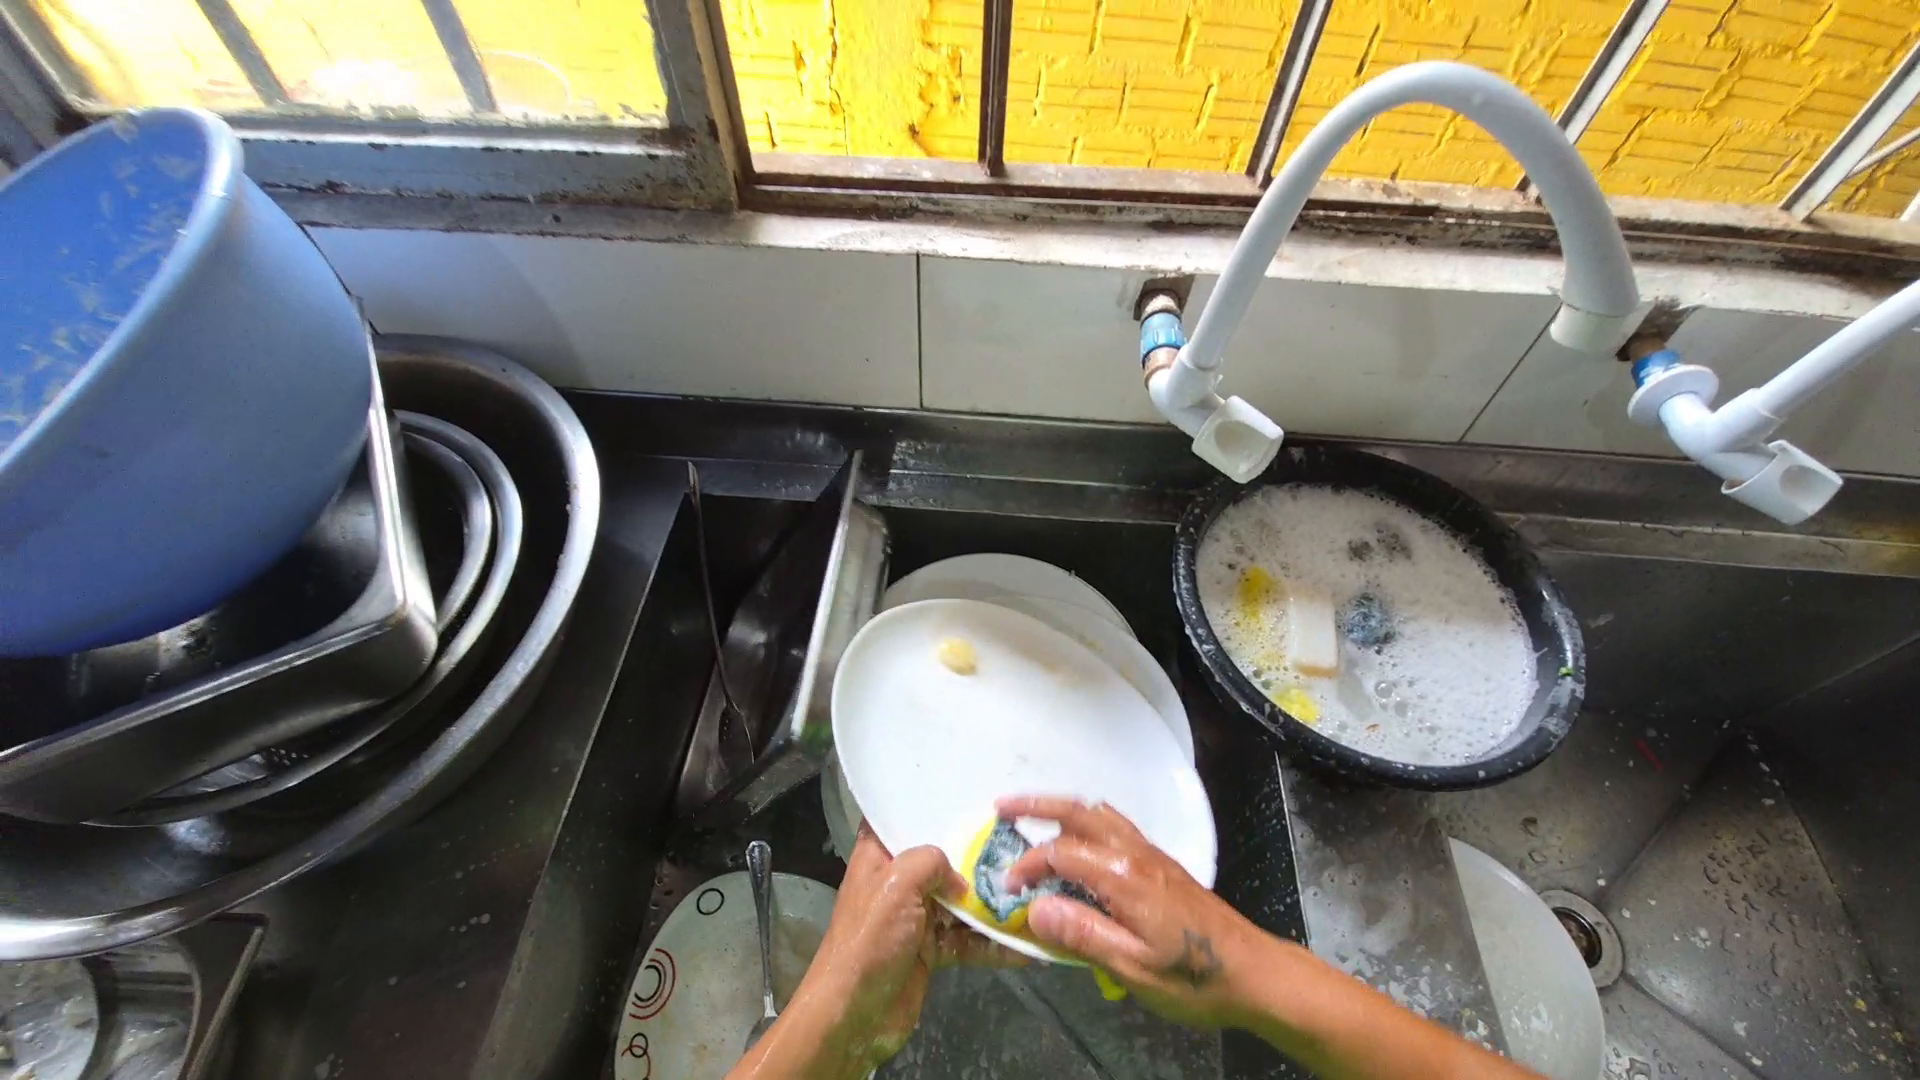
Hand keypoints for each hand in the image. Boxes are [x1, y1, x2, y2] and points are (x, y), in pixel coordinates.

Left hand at [733, 824, 1020, 1078]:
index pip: (902, 816)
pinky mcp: (932, 950)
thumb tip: (961, 876)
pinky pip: (969, 940)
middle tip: (1017, 838)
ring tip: (1034, 890)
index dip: (930, 803)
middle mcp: (898, 879)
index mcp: (878, 854)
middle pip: (942, 857)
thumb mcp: (897, 884)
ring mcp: (917, 915)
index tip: (969, 791)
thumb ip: (931, 861)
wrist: (854, 1016)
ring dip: (992, 901)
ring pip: (961, 899)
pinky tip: (1026, 943)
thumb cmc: (869, 939)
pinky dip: (994, 943)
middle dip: (977, 853)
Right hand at [998, 795, 1265, 1029]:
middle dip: (1036, 805)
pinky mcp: (1158, 860)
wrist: (1253, 971)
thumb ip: (1082, 935)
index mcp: (1124, 877)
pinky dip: (1085, 816)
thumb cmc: (1193, 976)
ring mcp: (1148, 852)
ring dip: (1060, 806)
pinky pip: (1114, 823)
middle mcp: (1134, 852)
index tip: (1007, 887)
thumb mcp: (1134, 969)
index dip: (1028, 866)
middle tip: (1001, 807)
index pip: (1062, 855)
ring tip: (1030, 813)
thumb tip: (1035, 909)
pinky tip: (1078, 833)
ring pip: (1098, 812)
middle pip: (1078, 812)